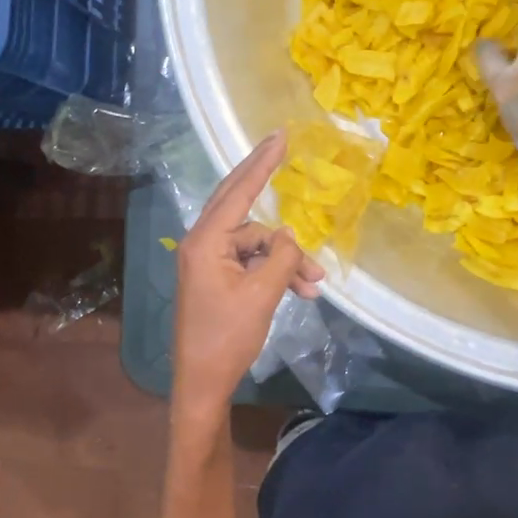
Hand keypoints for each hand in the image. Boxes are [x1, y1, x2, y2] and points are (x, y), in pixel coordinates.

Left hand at [172, 133, 325, 418]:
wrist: (203, 381)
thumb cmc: (228, 337)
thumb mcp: (263, 294)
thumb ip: (282, 257)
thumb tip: (291, 236)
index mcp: (205, 241)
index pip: (238, 191)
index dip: (262, 163)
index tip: (280, 136)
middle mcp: (202, 244)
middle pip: (241, 205)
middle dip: (268, 187)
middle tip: (286, 147)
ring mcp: (208, 262)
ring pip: (256, 243)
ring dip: (286, 259)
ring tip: (315, 285)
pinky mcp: (216, 279)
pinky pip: (252, 263)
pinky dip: (275, 273)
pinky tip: (300, 292)